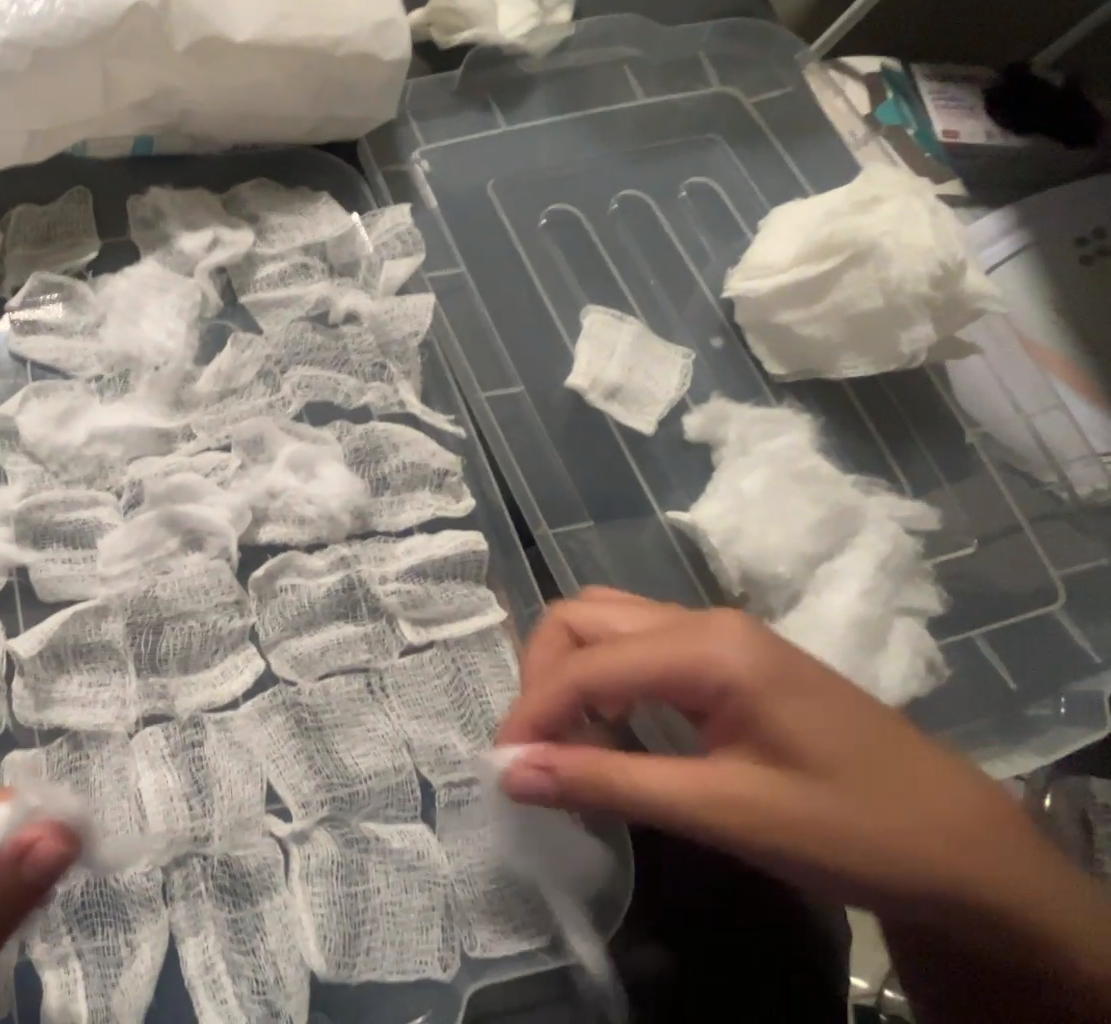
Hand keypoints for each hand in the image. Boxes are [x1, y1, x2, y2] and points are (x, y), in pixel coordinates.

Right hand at [494, 587, 1055, 921]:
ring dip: (566, 671)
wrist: (967, 854)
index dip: (532, 711)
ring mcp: (717, 634)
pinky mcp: (725, 658)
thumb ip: (606, 782)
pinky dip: (597, 676)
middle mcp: (703, 622)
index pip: (584, 663)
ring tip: (564, 735)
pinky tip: (607, 725)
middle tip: (535, 747)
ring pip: (601, 622)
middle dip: (540, 678)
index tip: (504, 767)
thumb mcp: (722, 813)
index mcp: (708, 648)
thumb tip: (508, 773)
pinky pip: (632, 644)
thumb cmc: (852, 831)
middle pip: (580, 618)